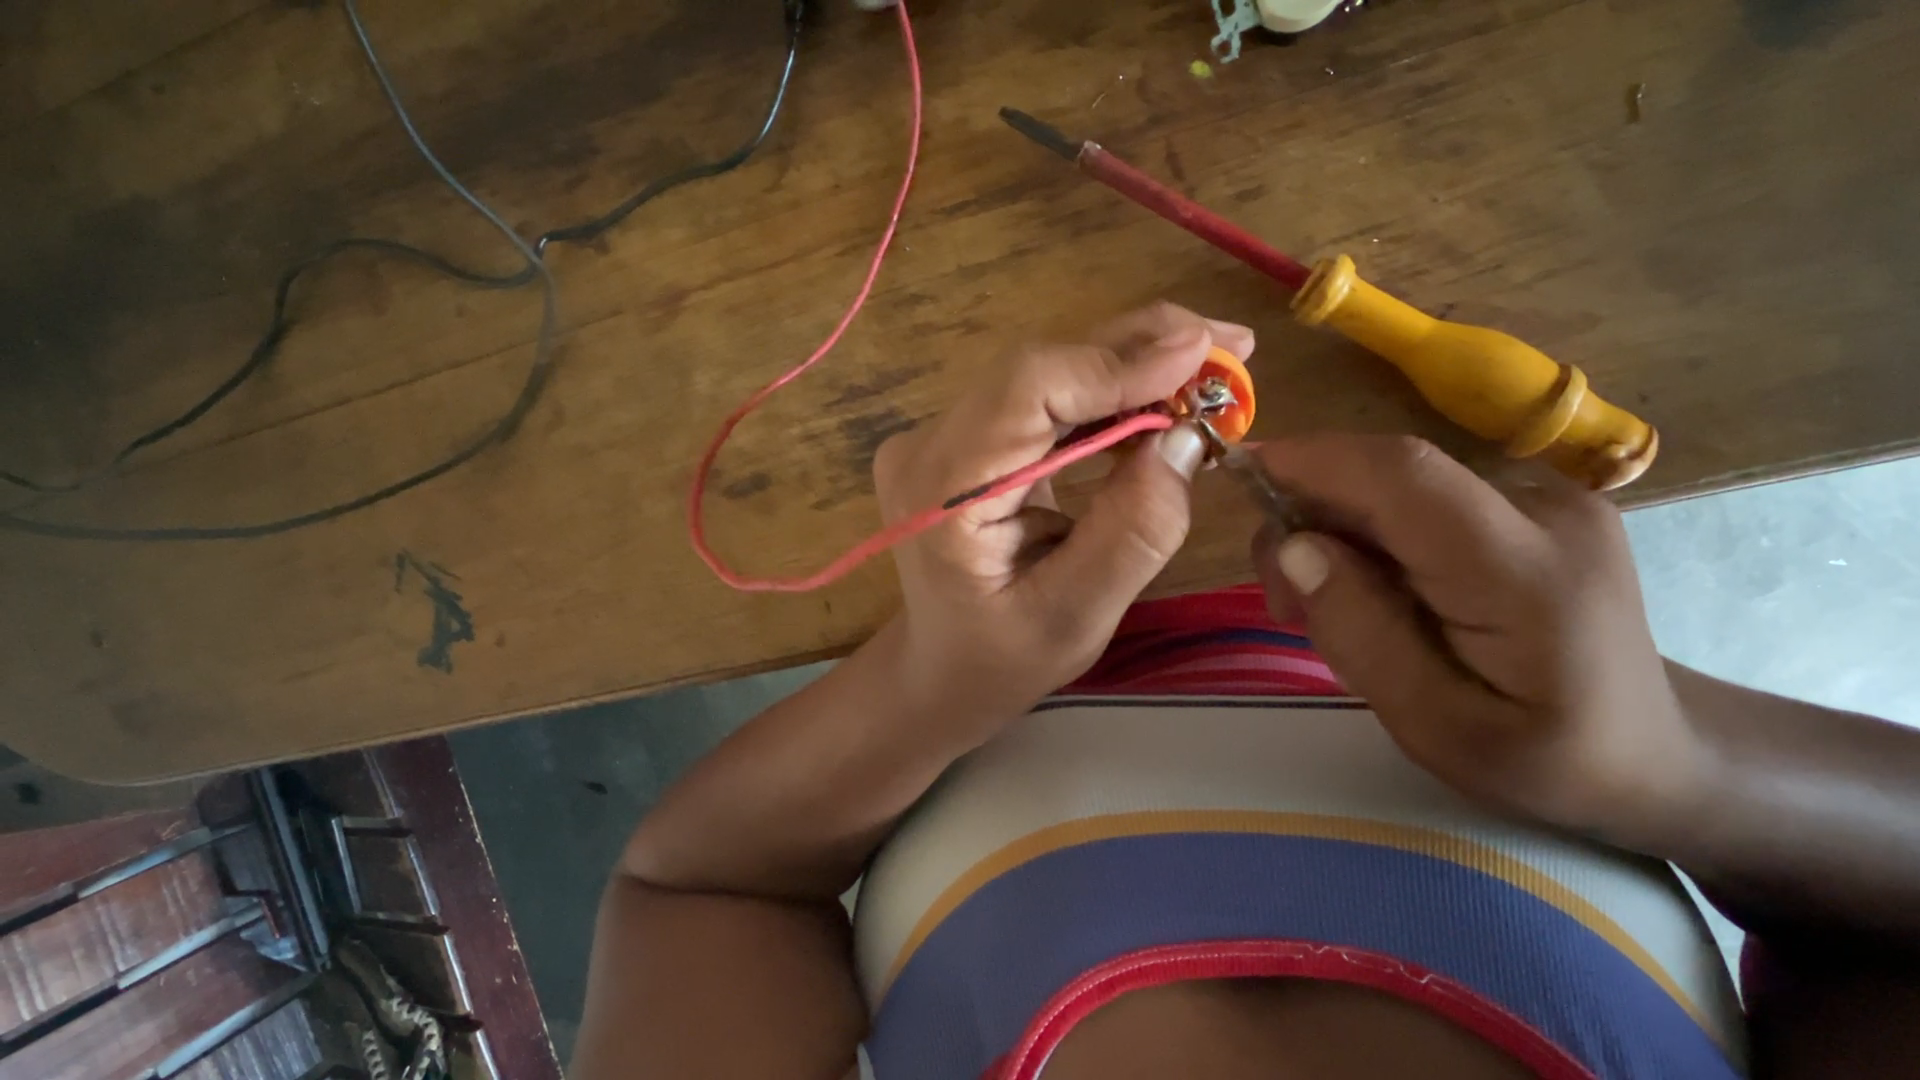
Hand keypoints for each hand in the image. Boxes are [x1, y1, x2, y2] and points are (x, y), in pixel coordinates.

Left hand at [873, 303, 1252, 727]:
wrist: (939, 670)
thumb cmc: (1000, 662)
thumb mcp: (1075, 619)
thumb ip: (1131, 534)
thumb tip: (1185, 440)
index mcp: (942, 489)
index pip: (1027, 390)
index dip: (1116, 362)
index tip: (1203, 351)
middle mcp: (929, 444)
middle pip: (1038, 370)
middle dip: (1138, 350)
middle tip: (1231, 346)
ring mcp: (942, 437)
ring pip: (1046, 378)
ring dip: (1130, 367)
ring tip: (1210, 369)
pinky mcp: (965, 441)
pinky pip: (1042, 403)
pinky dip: (1106, 398)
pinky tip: (1159, 401)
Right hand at [1249, 434, 1707, 835]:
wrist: (1653, 752)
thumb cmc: (1541, 758)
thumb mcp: (1436, 728)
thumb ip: (1362, 635)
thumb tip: (1295, 548)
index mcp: (1528, 572)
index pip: (1405, 476)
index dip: (1313, 462)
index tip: (1238, 476)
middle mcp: (1544, 508)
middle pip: (1389, 475)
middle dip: (1309, 515)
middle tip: (1285, 602)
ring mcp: (1544, 496)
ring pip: (1395, 484)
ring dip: (1336, 530)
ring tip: (1330, 608)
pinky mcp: (1528, 501)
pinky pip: (1418, 497)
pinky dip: (1371, 533)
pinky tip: (1376, 590)